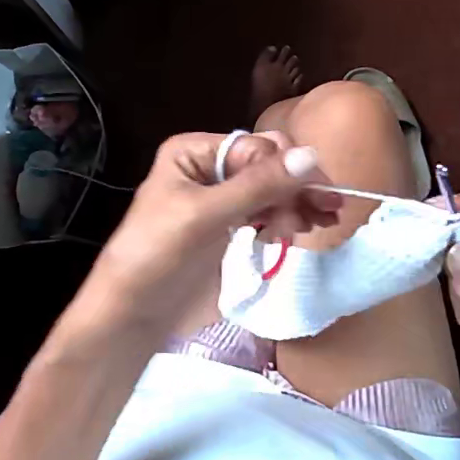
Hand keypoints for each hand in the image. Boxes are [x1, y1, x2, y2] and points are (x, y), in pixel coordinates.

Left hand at [65, 132, 340, 339]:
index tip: (317, 198)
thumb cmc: (157, 255)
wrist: (132, 312)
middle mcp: (206, 167)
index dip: (288, 169)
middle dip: (295, 187)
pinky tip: (296, 230)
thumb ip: (258, 186)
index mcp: (193, 151)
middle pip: (266, 166)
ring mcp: (217, 197)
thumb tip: (311, 155)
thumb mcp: (206, 216)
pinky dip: (282, 218)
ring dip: (295, 204)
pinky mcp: (225, 225)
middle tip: (328, 214)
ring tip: (316, 226)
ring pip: (270, 189)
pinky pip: (264, 211)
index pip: (255, 147)